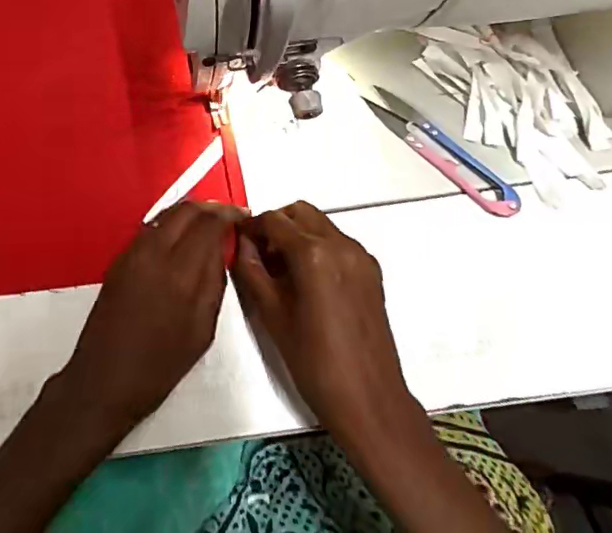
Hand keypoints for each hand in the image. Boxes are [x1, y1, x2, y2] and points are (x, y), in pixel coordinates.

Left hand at [58, 200, 246, 429]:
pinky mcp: (118, 259)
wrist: (103, 382)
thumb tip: (221, 248)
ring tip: (208, 224)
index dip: (230, 214)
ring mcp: (132, 253)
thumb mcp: (202, 330)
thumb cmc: (160, 366)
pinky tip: (181, 239)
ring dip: (190, 212)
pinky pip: (151, 228)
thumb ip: (215, 281)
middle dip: (211, 207)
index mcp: (180, 273)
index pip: (209, 223)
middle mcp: (154, 253)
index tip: (243, 216)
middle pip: (187, 209)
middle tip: (228, 216)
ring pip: (167, 214)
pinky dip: (171, 224)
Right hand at [230, 202, 412, 435]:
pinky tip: (307, 281)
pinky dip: (319, 247)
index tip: (240, 239)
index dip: (252, 227)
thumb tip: (242, 246)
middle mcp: (341, 245)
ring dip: (299, 234)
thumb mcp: (272, 317)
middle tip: (259, 252)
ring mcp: (360, 256)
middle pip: (301, 213)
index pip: (274, 220)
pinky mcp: (371, 270)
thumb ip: (252, 273)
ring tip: (281, 270)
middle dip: (277, 224)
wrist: (368, 398)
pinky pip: (339, 243)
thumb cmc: (315, 364)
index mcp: (314, 254)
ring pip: (322, 225)